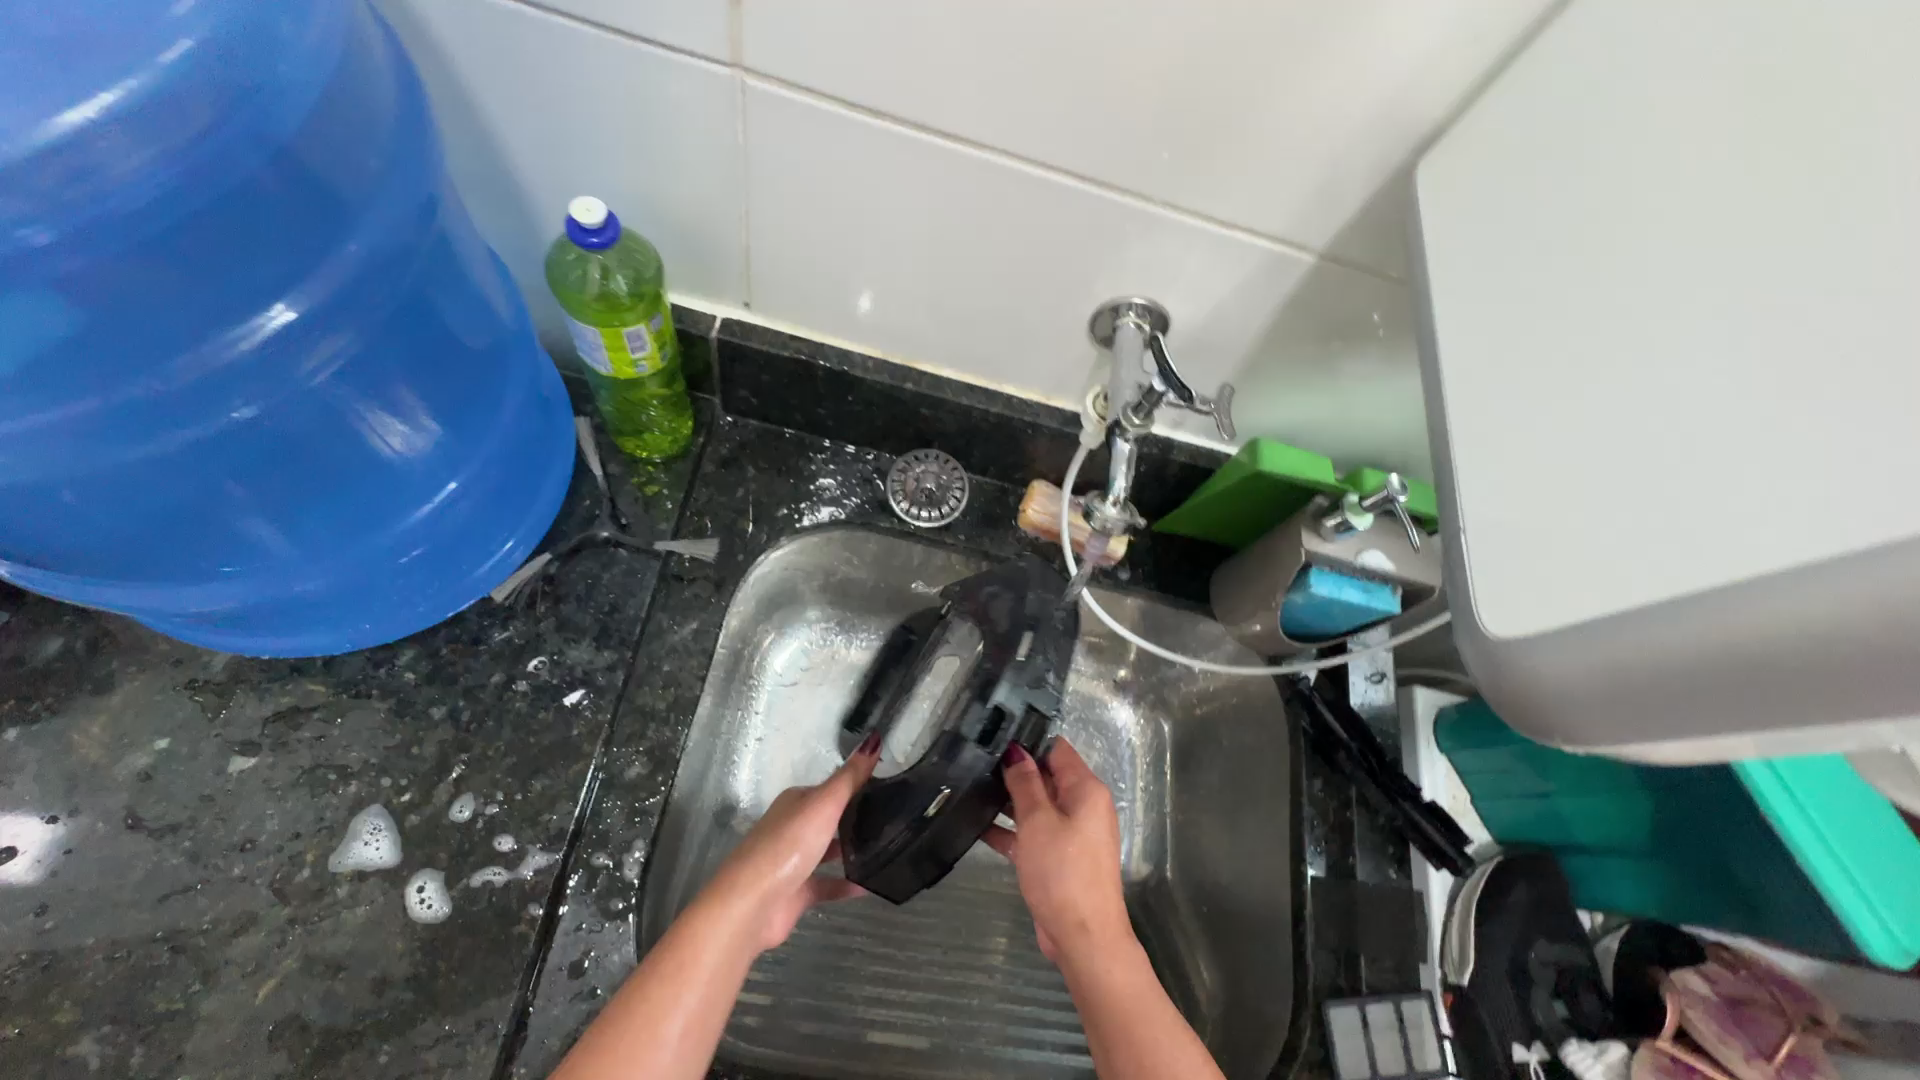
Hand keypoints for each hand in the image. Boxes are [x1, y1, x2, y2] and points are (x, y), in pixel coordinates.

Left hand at [702, 734, 879, 951]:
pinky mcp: (797, 893)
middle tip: (896, 819)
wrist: (752, 905)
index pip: (832, 788)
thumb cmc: (788, 845)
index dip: (858, 785)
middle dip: (858, 818)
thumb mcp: (824, 803)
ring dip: (853, 850)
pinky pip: (829, 884)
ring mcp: (794, 861)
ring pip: (829, 851)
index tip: (891, 787)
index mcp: (796, 802)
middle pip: (830, 819)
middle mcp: (793, 828)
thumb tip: (874, 738)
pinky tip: (872, 884)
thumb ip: (850, 777)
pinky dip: (848, 884)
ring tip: (889, 847)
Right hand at [981, 737, 1132, 965]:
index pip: (1057, 750)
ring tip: (969, 787)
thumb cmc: (1062, 872)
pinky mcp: (1058, 858)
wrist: (1083, 937)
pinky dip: (1010, 830)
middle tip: (974, 759)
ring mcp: (1071, 834)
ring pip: (1036, 806)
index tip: (994, 735)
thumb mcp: (1038, 822)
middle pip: (1046, 776)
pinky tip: (976, 826)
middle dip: (1014, 770)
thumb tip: (1015, 750)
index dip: (1028, 740)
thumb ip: (1025, 783)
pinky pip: (1032, 833)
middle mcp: (1082, 807)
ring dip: (1008, 801)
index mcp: (1086, 790)